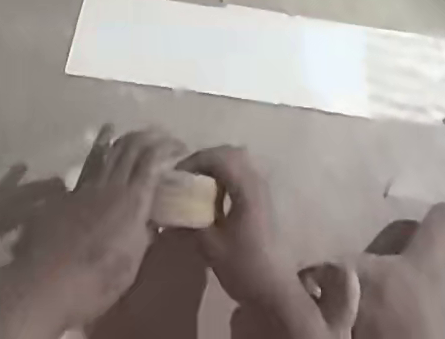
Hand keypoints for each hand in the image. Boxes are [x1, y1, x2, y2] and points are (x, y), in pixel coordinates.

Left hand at [0, 126, 184, 331]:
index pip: (153, 161)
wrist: (43, 286)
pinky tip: (104, 138)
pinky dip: (101, 145)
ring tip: (137, 131)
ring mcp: (88, 186)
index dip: (168, 148)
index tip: (180, 148)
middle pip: (133, 146)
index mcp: (132, 202)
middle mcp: (112, 185)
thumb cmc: (94, 283)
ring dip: (127, 136)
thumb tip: (155, 221)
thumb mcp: (130, 266)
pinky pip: (91, 161)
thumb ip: (144, 238)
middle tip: (164, 138)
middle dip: (151, 136)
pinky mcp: (69, 193)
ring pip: (111, 149)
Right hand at [180, 146, 294, 311]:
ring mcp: (262, 189)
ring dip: (215, 166)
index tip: (176, 175)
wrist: (275, 291)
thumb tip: (168, 212)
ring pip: (237, 161)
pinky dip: (224, 176)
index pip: (219, 158)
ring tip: (195, 183)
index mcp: (246, 188)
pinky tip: (212, 195)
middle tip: (184, 176)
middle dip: (204, 159)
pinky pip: (241, 174)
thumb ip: (191, 224)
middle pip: (229, 153)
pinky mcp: (262, 199)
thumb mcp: (212, 247)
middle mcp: (257, 181)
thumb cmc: (245, 267)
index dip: (195, 160)